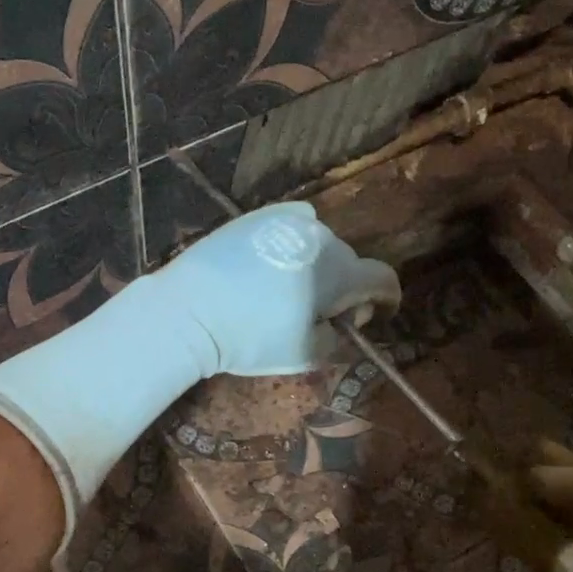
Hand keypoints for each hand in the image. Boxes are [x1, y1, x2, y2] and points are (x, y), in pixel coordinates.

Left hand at [127, 201, 401, 376]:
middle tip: (314, 317)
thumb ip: (340, 338)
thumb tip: (347, 322)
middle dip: (342, 290)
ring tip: (283, 294)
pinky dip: (290, 248)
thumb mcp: (305, 354)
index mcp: (341, 271)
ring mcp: (287, 220)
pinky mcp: (257, 217)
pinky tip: (267, 269)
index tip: (366, 318)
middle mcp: (322, 236)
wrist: (188, 312)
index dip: (384, 302)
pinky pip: (289, 229)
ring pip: (317, 246)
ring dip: (313, 267)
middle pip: (348, 264)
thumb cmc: (250, 339)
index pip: (383, 280)